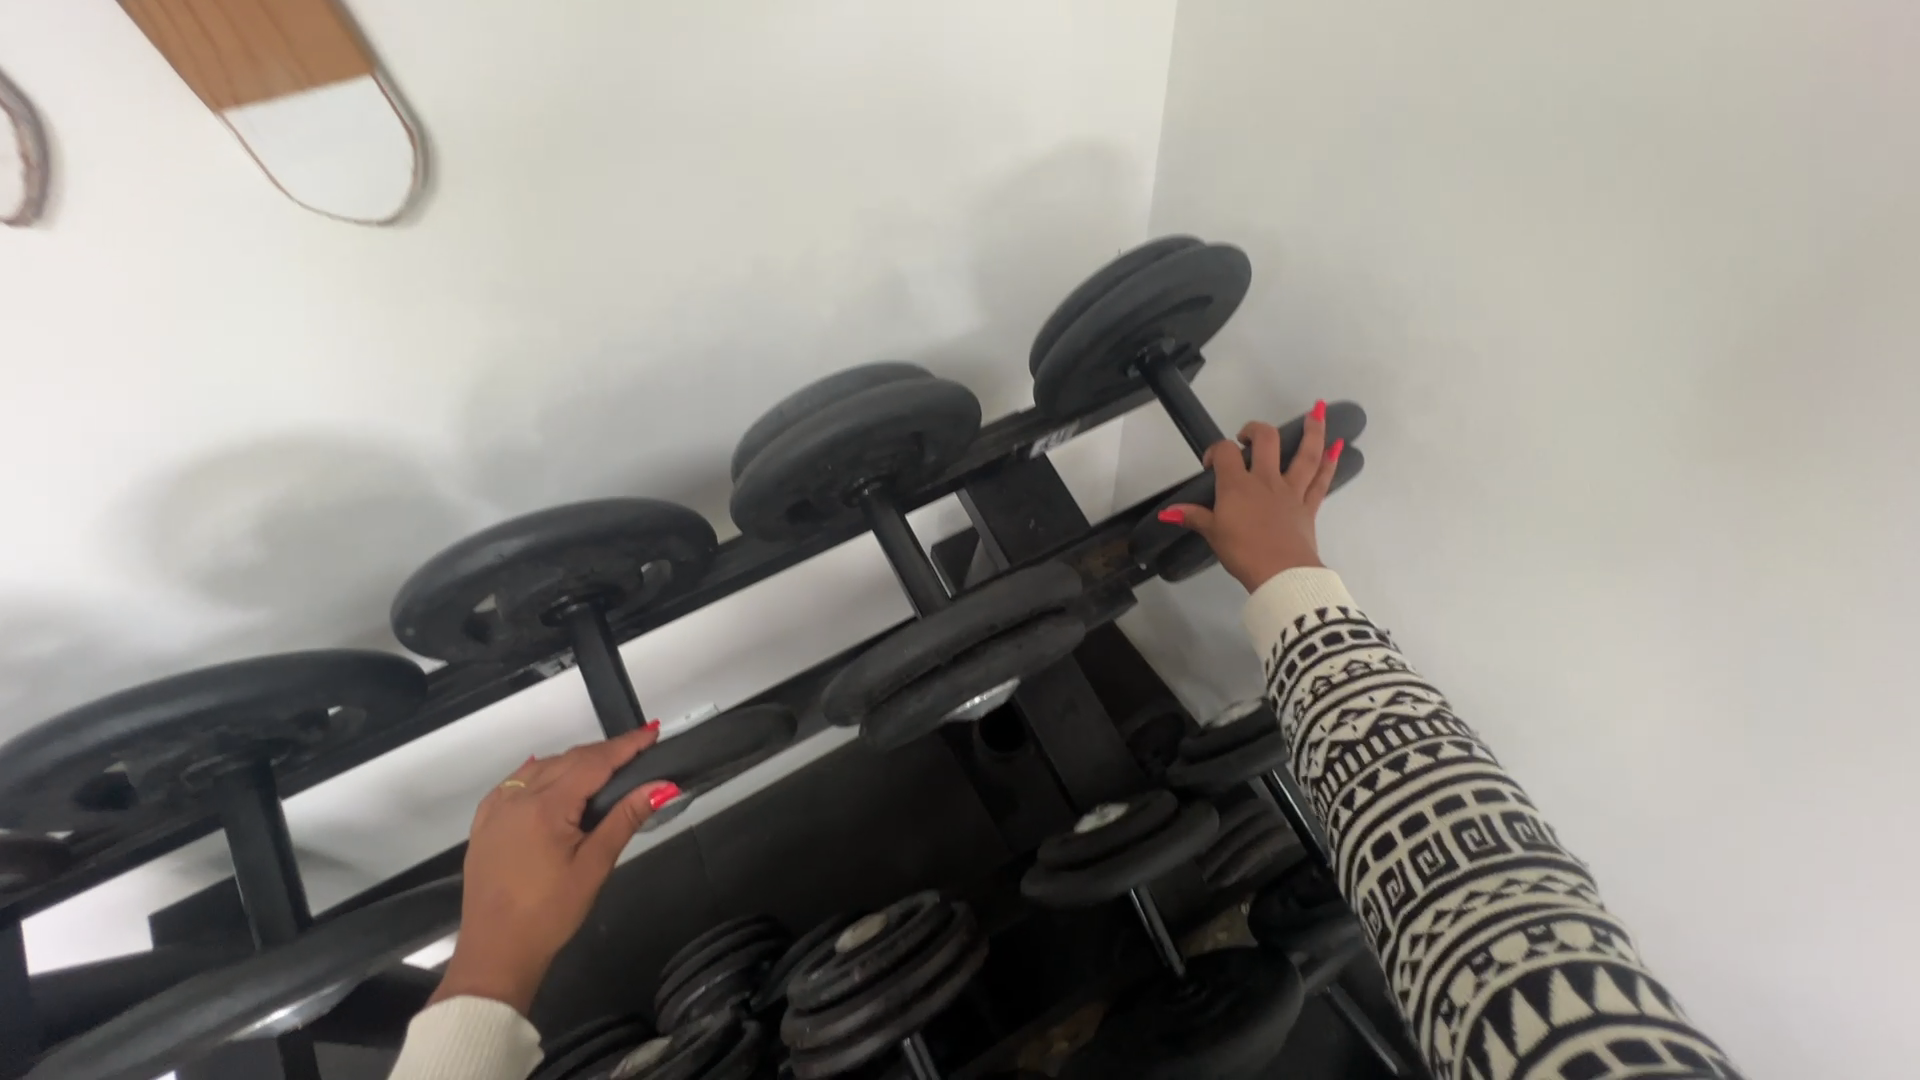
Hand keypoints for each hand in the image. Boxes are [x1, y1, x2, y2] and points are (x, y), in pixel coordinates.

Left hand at [431, 726, 680, 1013]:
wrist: (495, 955)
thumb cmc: (550, 913)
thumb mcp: (595, 865)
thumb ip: (626, 818)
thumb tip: (663, 785)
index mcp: (546, 807)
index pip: (594, 762)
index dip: (626, 745)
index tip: (652, 731)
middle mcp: (517, 799)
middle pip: (569, 760)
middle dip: (605, 751)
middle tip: (639, 749)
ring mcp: (496, 811)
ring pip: (542, 768)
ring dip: (575, 760)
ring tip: (606, 765)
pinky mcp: (484, 825)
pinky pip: (515, 783)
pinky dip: (540, 772)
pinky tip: (552, 774)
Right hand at [1161, 402, 1343, 592]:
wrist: (1281, 573)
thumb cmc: (1242, 552)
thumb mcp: (1212, 534)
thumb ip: (1193, 517)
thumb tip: (1168, 511)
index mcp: (1237, 485)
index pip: (1225, 453)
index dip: (1216, 451)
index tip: (1211, 463)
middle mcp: (1265, 480)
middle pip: (1266, 441)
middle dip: (1256, 431)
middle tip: (1248, 436)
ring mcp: (1291, 491)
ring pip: (1305, 454)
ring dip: (1313, 430)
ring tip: (1317, 412)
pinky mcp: (1309, 506)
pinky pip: (1321, 481)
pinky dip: (1331, 463)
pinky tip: (1339, 448)